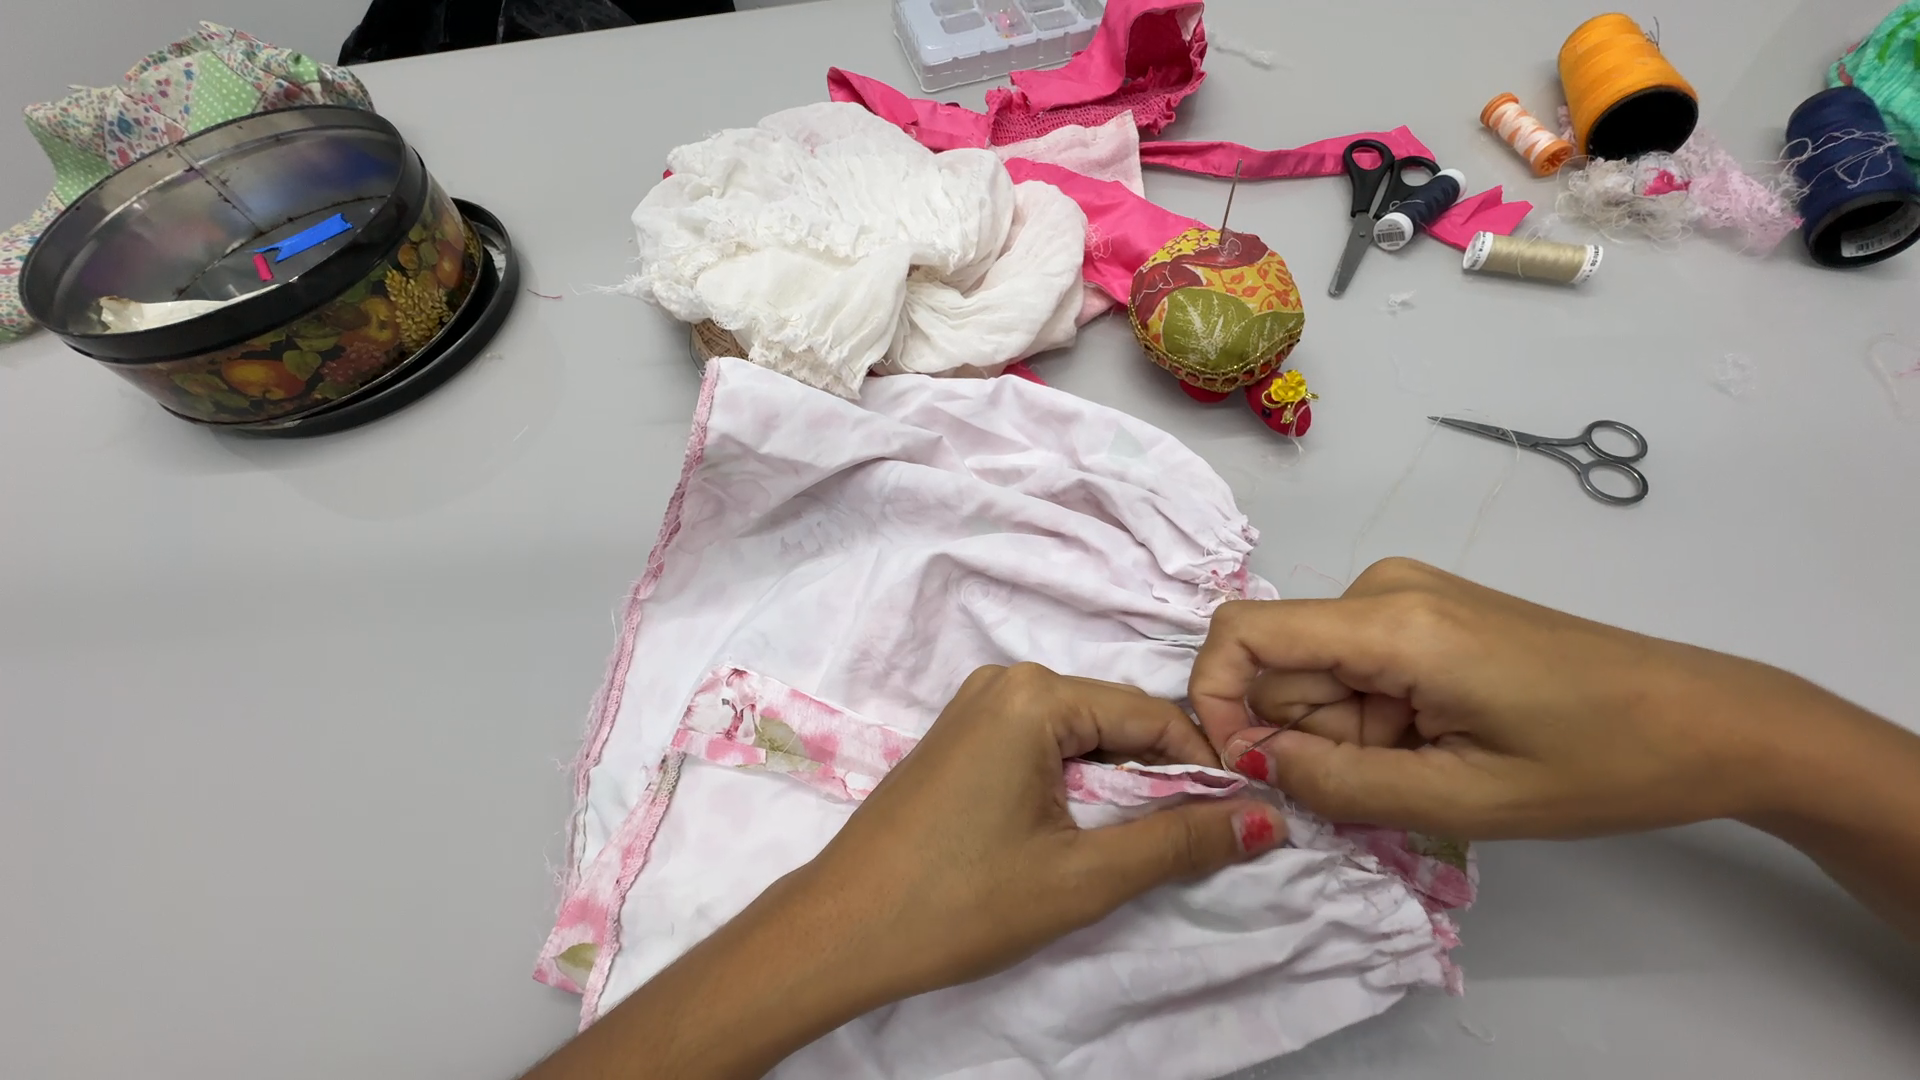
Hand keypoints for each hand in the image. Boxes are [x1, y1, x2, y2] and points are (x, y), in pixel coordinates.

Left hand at [526, 664, 1286, 1079]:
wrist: (843, 927)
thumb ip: (1178, 841)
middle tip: (1196, 840)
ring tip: (1140, 840)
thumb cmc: (963, 900)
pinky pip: (1039, 742)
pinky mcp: (960, 734)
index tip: (1241, 817)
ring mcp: (976, 705)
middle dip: (1158, 776)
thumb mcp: (1083, 875)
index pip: (1150, 717)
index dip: (1202, 767)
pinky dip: (1074, 779)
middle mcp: (1004, 680)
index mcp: (1034, 694)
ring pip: (1078, 734)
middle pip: (1112, 720)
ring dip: (1117, 782)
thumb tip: (1264, 820)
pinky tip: (1080, 823)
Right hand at [1188, 558, 1872, 839]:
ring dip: (1342, 728)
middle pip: (1278, 664)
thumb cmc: (1598, 764)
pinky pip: (1344, 662)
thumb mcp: (1461, 800)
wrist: (1710, 719)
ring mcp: (1396, 591)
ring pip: (1310, 669)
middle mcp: (1377, 586)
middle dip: (1307, 731)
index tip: (1252, 766)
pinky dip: (1364, 711)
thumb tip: (1251, 759)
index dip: (1215, 698)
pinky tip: (1431, 732)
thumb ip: (1337, 783)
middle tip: (1392, 775)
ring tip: (1426, 756)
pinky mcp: (1412, 606)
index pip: (1241, 634)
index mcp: (1388, 622)